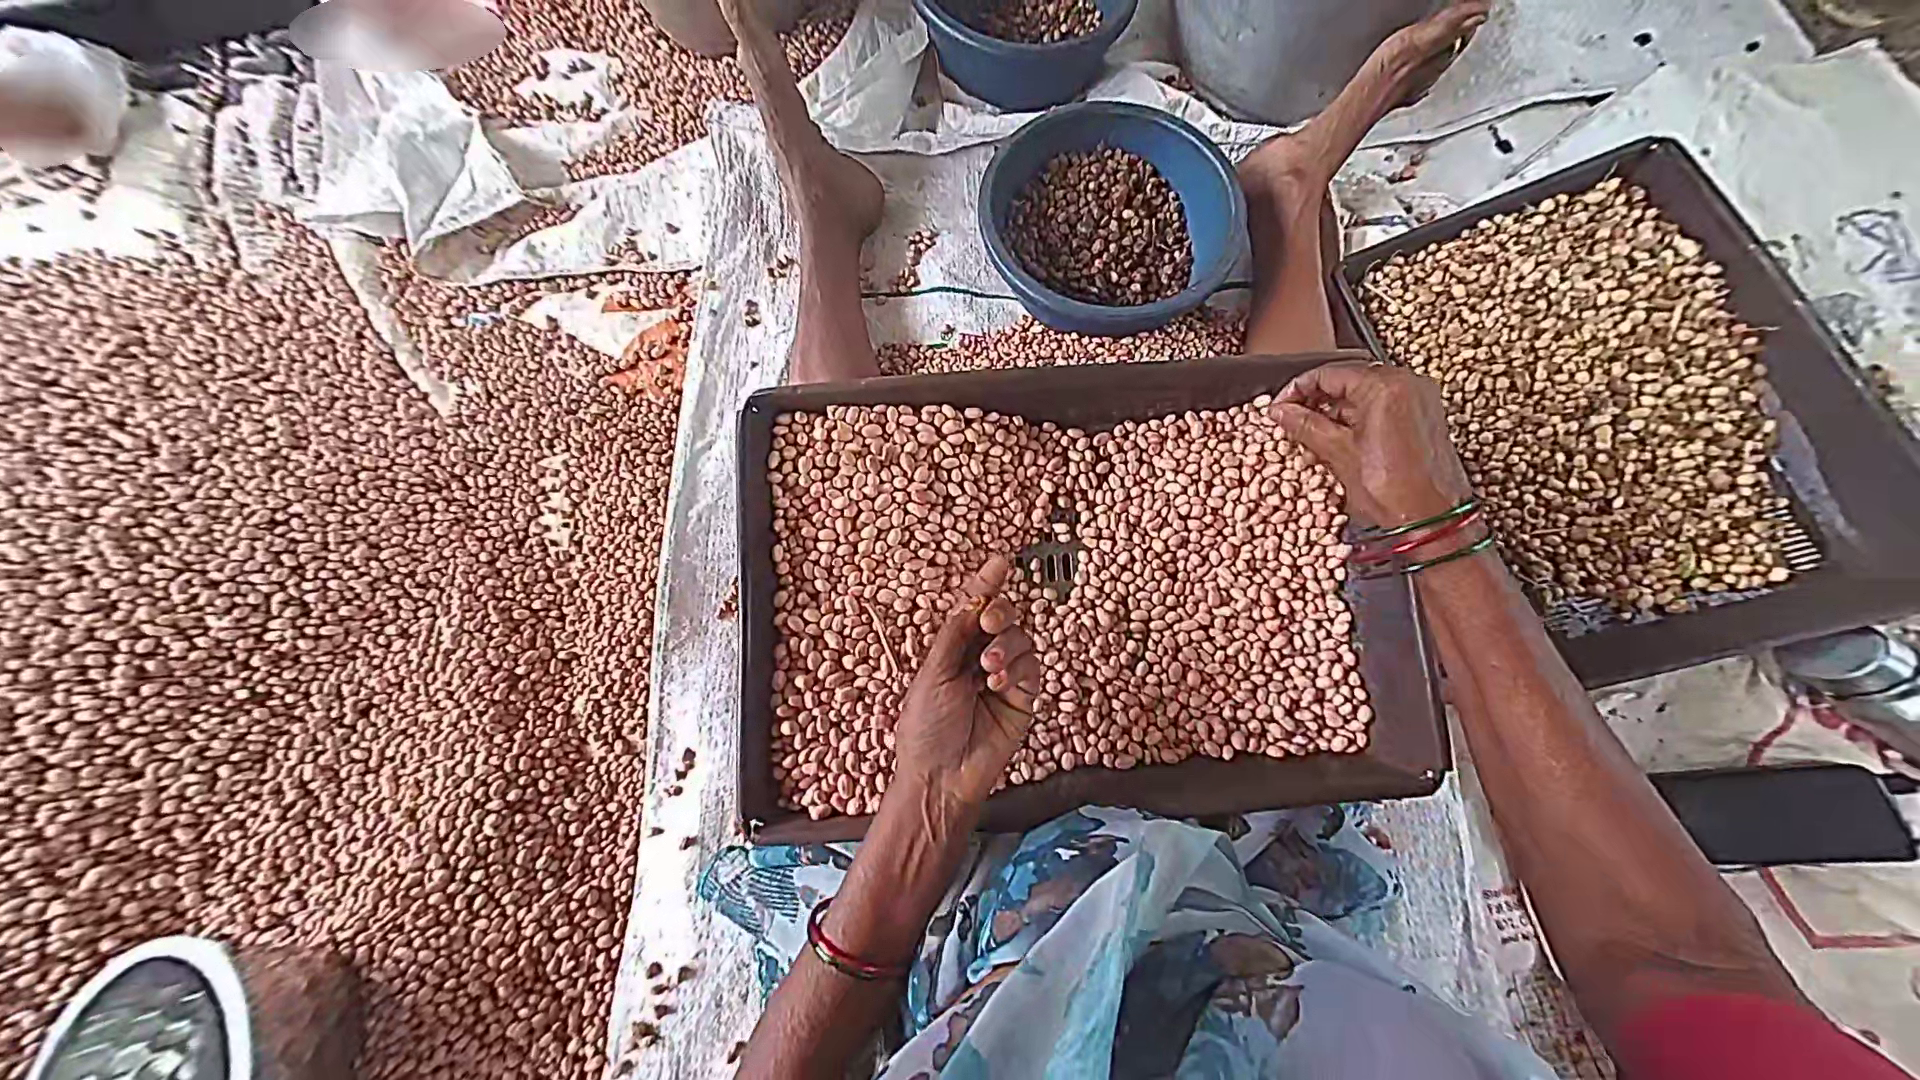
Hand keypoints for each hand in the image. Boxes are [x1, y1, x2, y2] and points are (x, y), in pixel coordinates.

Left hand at [889, 555, 1040, 815]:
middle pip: (1000, 618)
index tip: (999, 563)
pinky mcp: (1022, 696)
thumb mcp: (933, 672)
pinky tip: (999, 682)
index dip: (985, 584)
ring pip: (1019, 638)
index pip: (972, 608)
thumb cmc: (925, 727)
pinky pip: (1031, 666)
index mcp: (952, 649)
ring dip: (1005, 645)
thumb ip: (957, 633)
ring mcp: (1003, 677)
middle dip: (998, 612)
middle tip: (988, 621)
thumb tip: (974, 598)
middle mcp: (978, 658)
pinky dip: (1017, 668)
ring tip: (989, 667)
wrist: (941, 775)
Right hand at [1272, 361, 1474, 527]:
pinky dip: (1353, 419)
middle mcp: (1407, 385)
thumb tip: (1281, 411)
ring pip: (1360, 394)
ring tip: (1309, 436)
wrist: (1432, 518)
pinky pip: (1378, 407)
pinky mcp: (1420, 416)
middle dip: (1314, 401)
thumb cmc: (1394, 490)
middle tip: (1290, 421)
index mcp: (1385, 388)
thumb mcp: (1337, 453)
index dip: (1297, 390)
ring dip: (1331, 411)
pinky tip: (1334, 441)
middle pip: (1346, 380)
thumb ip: (1305, 425)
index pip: (1328, 373)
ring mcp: (1417, 399)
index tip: (1280, 407)